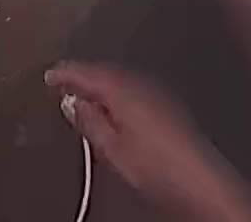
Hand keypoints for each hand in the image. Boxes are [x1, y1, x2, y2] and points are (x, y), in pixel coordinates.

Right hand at [47, 63, 250, 221]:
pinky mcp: (164, 98)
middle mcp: (136, 77)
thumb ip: (88, 120)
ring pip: (116, 76)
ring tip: (83, 95)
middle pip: (100, 70)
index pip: (83, 70)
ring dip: (98, 83)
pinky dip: (115, 89)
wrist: (202, 179)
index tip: (47, 75)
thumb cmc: (155, 165)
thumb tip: (69, 100)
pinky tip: (113, 105)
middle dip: (81, 76)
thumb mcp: (112, 148)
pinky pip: (130, 84)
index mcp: (118, 85)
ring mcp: (152, 86)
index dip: (62, 72)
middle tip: (61, 85)